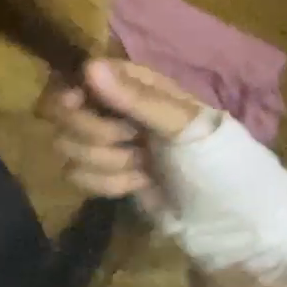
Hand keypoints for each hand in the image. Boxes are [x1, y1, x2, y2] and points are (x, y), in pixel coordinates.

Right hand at [38, 59, 205, 208]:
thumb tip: (88, 66)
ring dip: (107, 162)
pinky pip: (73, 174)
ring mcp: (100, 141)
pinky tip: (138, 183)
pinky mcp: (97, 173)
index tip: (75, 103)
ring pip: (64, 145)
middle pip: (57, 111)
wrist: (229, 220)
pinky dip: (107, 184)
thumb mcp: (185, 125)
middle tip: (131, 141)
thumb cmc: (218, 162)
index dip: (67, 90)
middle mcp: (108, 107)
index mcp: (131, 83)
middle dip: (94, 133)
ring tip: (144, 166)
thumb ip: (136, 98)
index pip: (73, 75)